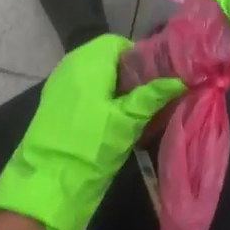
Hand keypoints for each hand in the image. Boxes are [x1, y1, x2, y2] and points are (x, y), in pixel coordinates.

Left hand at [0, 35, 185, 229]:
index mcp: (87, 61)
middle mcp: (70, 66)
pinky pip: (85, 94)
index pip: (120, 44)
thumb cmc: (90, 146)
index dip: (142, 59)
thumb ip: (153, 96)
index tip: (159, 80)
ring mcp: (60, 87)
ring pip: (98, 79)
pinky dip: (103, 103)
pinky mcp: (56, 107)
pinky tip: (118, 125)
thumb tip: (182, 79)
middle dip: (133, 77)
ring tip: (140, 115)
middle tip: (155, 99)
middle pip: (109, 60)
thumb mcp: (128, 122)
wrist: (46, 186)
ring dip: (119, 92)